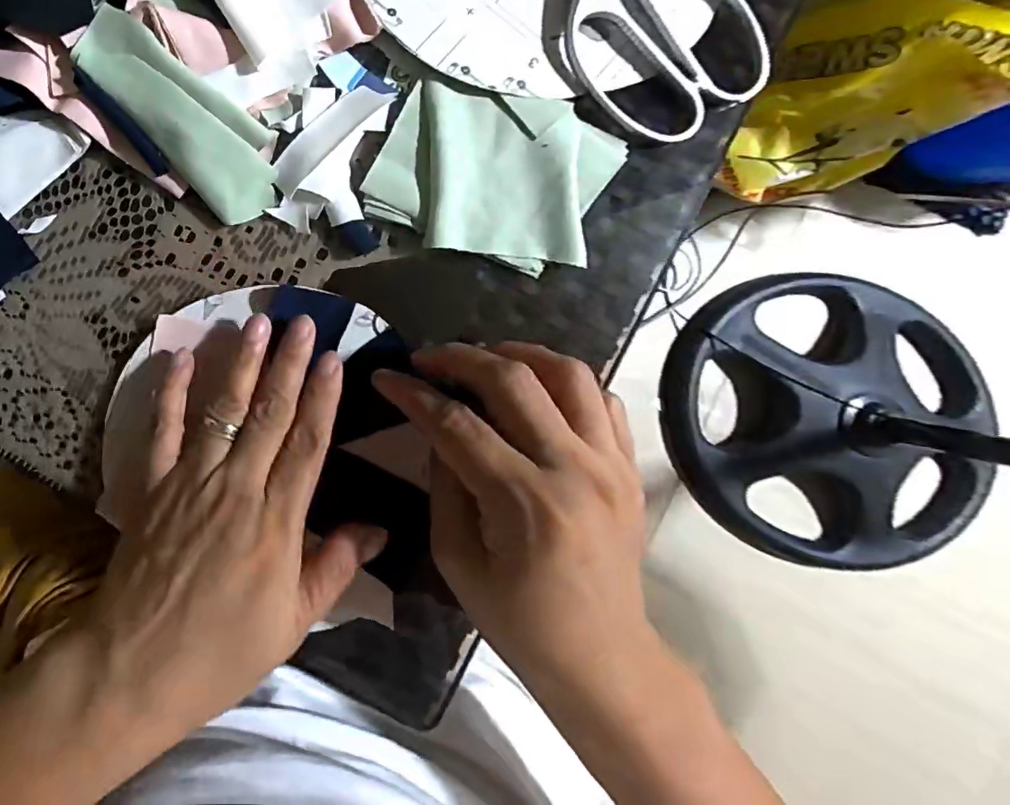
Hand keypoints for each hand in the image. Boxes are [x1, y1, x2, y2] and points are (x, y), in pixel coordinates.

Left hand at [76, 314, 387, 733]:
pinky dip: (170, 392)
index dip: (323, 399)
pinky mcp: (152, 483)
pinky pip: (163, 429)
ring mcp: (189, 481)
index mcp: (278, 522)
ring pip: (221, 411)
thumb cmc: (224, 649)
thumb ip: (332, 566)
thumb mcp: (293, 621)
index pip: (308, 446)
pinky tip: (181, 357)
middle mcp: (236, 488)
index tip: (334, 359)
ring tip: (254, 324)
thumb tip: (374, 526)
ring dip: (239, 365)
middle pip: (268, 415)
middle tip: (301, 322)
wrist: (141, 659)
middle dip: (287, 365)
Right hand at [370, 342, 652, 696]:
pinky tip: (530, 392)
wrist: (603, 658)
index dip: (412, 392)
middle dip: (458, 357)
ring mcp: (611, 466)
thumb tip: (435, 427)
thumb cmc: (515, 614)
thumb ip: (443, 482)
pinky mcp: (629, 469)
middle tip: (425, 358)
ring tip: (479, 360)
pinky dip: (562, 382)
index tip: (383, 376)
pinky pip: (601, 401)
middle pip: (514, 380)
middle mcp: (575, 471)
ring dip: (516, 355)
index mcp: (524, 500)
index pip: (456, 421)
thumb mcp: (453, 554)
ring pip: (568, 375)